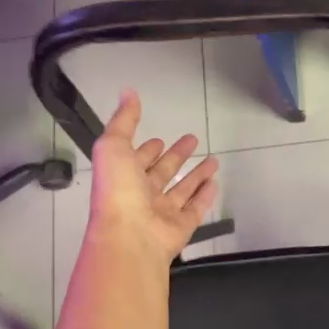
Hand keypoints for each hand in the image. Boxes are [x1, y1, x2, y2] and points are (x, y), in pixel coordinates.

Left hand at [84, 89, 219, 271]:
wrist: (129, 236)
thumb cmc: (118, 190)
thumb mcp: (113, 146)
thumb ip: (123, 120)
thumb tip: (128, 91)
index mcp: (122, 177)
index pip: (136, 160)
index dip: (146, 150)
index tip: (158, 139)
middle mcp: (141, 195)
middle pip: (161, 173)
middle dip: (175, 156)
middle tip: (192, 140)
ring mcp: (161, 213)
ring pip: (181, 191)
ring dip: (196, 175)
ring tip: (213, 159)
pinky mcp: (180, 227)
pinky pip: (195, 209)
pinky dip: (205, 196)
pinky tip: (215, 183)